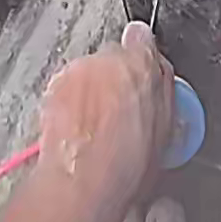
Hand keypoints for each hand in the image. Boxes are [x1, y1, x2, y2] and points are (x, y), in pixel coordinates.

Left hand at [0, 21, 174, 221]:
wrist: (81, 184)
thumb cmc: (125, 165)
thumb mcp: (165, 130)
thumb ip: (162, 91)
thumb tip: (159, 77)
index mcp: (143, 66)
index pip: (142, 38)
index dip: (141, 55)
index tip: (140, 71)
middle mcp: (108, 59)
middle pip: (114, 57)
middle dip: (116, 78)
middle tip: (119, 110)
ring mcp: (79, 70)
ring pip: (89, 71)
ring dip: (92, 89)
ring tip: (95, 127)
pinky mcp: (55, 84)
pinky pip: (68, 85)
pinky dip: (72, 100)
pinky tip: (78, 128)